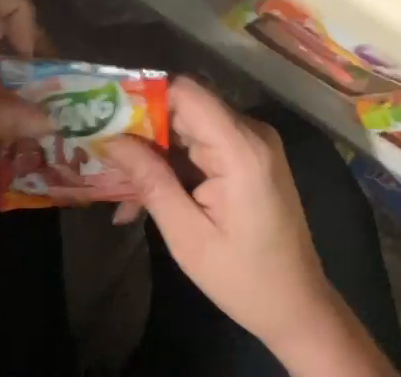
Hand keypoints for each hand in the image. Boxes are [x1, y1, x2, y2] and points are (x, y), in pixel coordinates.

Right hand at [102, 79, 346, 353]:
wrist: (299, 308)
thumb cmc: (245, 279)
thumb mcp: (187, 236)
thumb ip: (150, 180)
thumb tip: (110, 138)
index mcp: (241, 149)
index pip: (186, 92)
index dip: (143, 94)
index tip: (105, 110)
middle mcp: (251, 133)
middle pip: (184, 107)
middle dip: (141, 127)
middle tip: (101, 149)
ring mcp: (252, 143)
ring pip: (187, 126)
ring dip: (153, 150)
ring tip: (116, 178)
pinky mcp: (249, 156)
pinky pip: (201, 144)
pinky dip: (173, 163)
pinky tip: (146, 192)